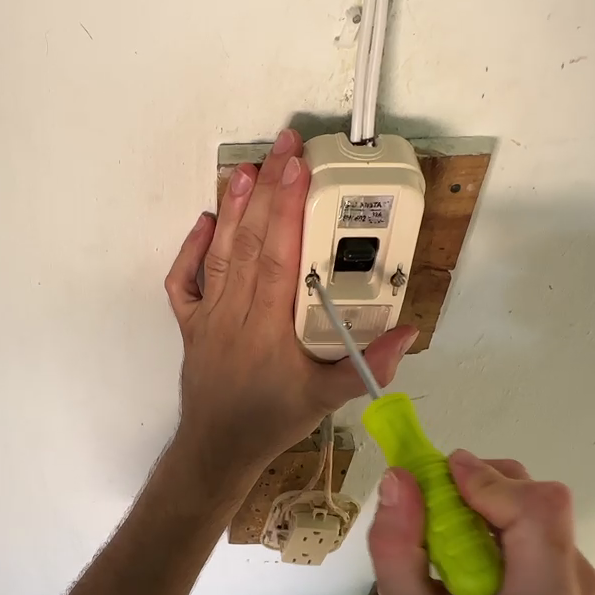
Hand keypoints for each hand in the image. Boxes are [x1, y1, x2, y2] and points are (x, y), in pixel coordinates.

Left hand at [163, 128, 416, 474]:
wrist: (217, 450)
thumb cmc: (271, 423)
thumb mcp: (326, 400)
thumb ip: (368, 366)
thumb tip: (410, 332)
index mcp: (268, 327)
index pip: (278, 255)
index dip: (288, 207)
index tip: (299, 164)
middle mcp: (234, 313)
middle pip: (249, 242)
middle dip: (267, 190)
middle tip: (282, 144)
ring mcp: (208, 317)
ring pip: (219, 254)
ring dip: (232, 209)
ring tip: (247, 168)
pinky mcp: (191, 326)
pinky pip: (184, 283)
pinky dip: (191, 251)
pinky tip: (204, 223)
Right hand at [367, 452, 594, 594]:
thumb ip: (398, 548)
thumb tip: (398, 477)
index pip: (537, 509)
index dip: (487, 481)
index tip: (433, 476)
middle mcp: (573, 581)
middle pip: (540, 499)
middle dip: (481, 483)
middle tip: (427, 500)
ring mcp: (573, 577)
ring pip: (536, 503)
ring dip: (484, 496)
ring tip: (438, 525)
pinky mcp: (562, 574)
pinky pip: (532, 520)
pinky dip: (491, 513)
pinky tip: (459, 541)